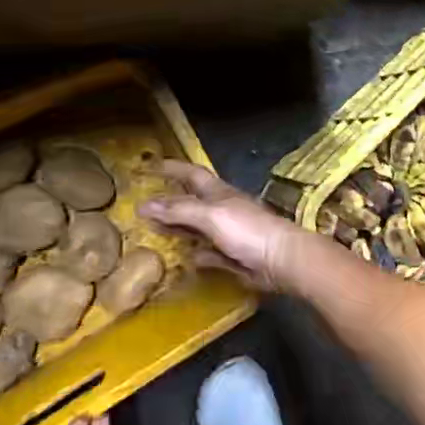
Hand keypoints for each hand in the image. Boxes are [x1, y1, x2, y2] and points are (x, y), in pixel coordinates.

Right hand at [139, 159, 302, 290]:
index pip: (192, 174)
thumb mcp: (210, 215)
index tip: (153, 165)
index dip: (173, 168)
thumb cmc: (247, 230)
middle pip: (192, 201)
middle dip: (170, 200)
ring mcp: (229, 233)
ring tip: (156, 230)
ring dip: (179, 228)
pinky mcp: (234, 256)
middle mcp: (222, 209)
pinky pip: (209, 252)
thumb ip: (178, 210)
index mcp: (218, 192)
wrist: (281, 259)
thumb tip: (143, 204)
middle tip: (145, 202)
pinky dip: (197, 253)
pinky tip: (186, 258)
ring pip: (198, 227)